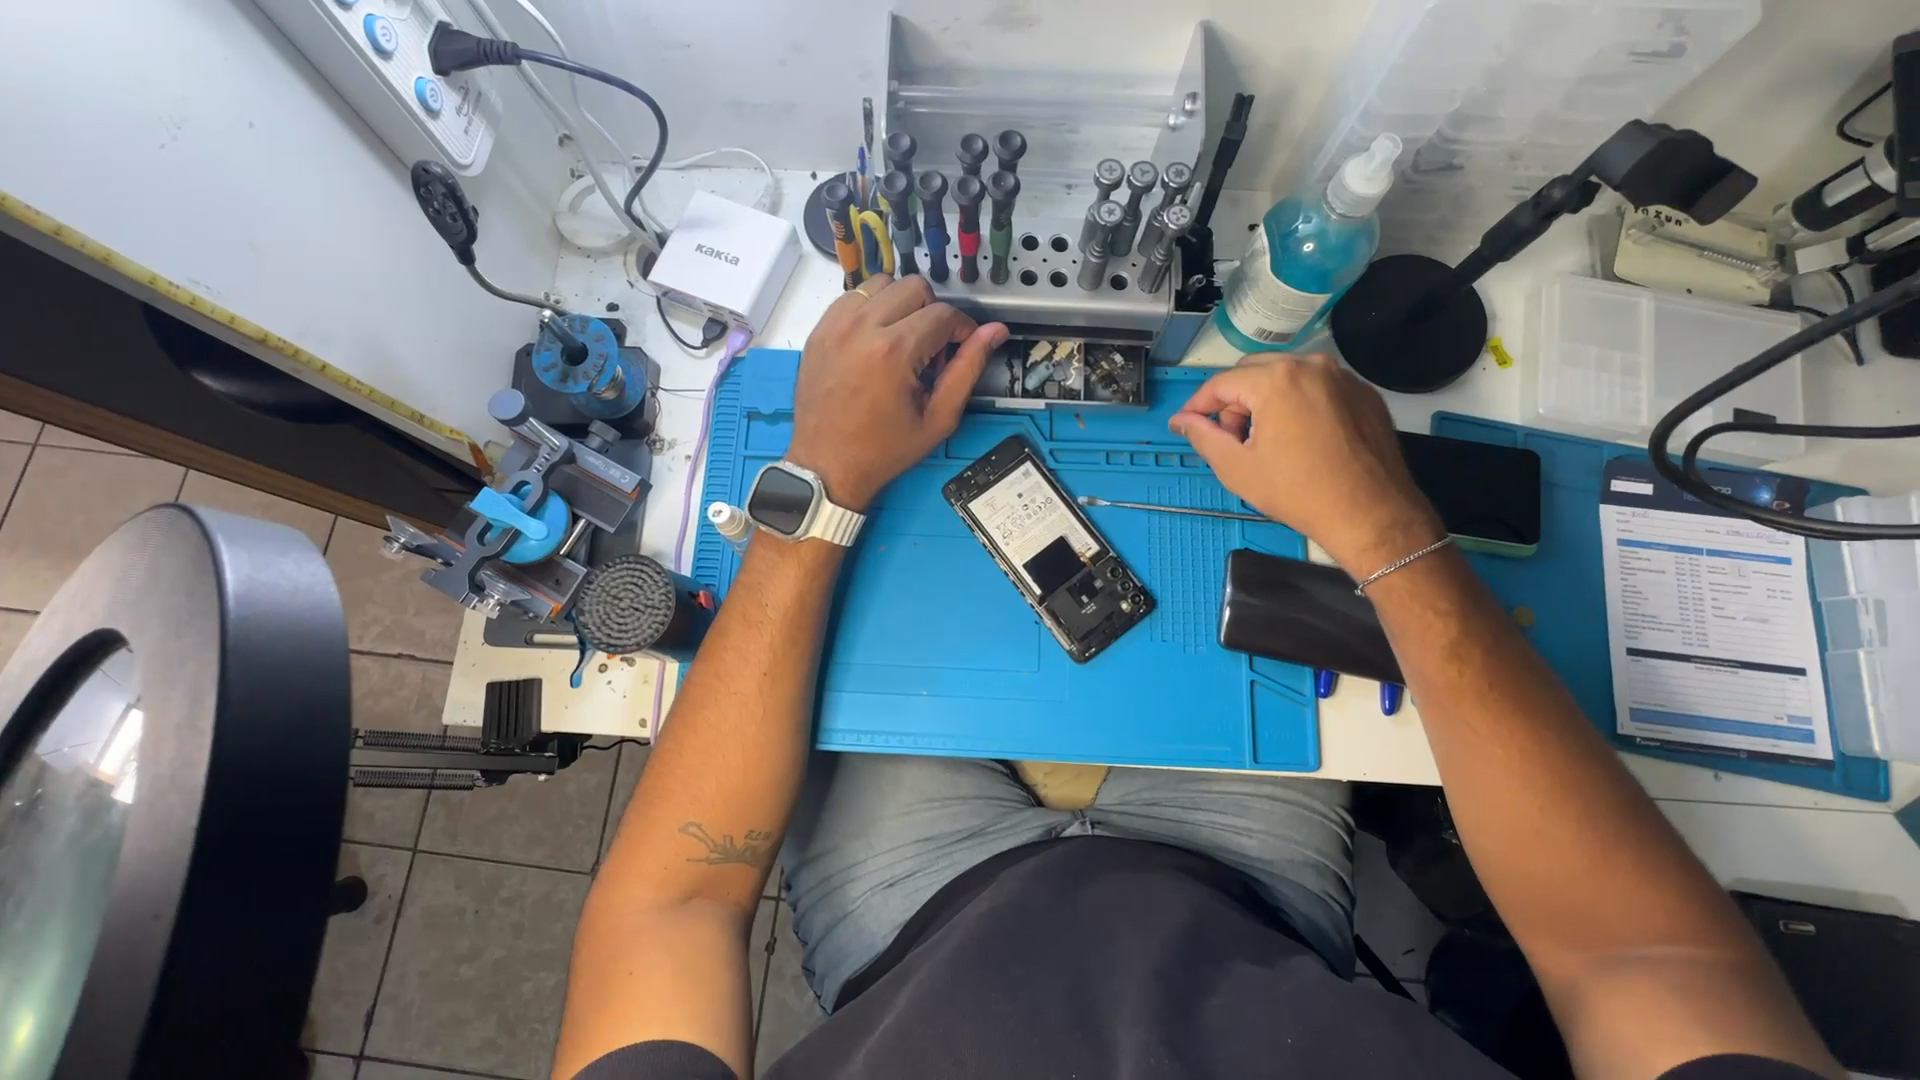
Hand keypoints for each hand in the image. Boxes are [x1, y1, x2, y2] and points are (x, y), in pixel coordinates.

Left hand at [787, 276, 1006, 509]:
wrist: (827, 464)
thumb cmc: (881, 450)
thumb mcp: (938, 417)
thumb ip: (968, 369)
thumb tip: (994, 333)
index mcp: (893, 351)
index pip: (944, 314)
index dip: (962, 329)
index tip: (961, 347)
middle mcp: (861, 329)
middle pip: (915, 287)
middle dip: (932, 313)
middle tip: (930, 348)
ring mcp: (835, 326)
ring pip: (883, 283)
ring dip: (901, 304)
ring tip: (903, 341)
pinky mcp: (820, 330)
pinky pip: (853, 297)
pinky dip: (872, 309)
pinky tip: (877, 341)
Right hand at [1169, 355, 1444, 576]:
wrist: (1370, 513)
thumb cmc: (1298, 492)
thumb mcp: (1238, 468)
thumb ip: (1204, 436)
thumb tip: (1182, 420)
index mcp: (1276, 380)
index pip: (1222, 383)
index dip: (1198, 404)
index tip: (1185, 423)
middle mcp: (1311, 365)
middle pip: (1254, 372)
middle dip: (1233, 401)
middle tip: (1231, 437)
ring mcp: (1342, 376)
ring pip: (1287, 375)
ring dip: (1265, 399)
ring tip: (1265, 439)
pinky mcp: (1364, 392)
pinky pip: (1318, 386)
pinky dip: (1298, 402)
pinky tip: (1299, 438)